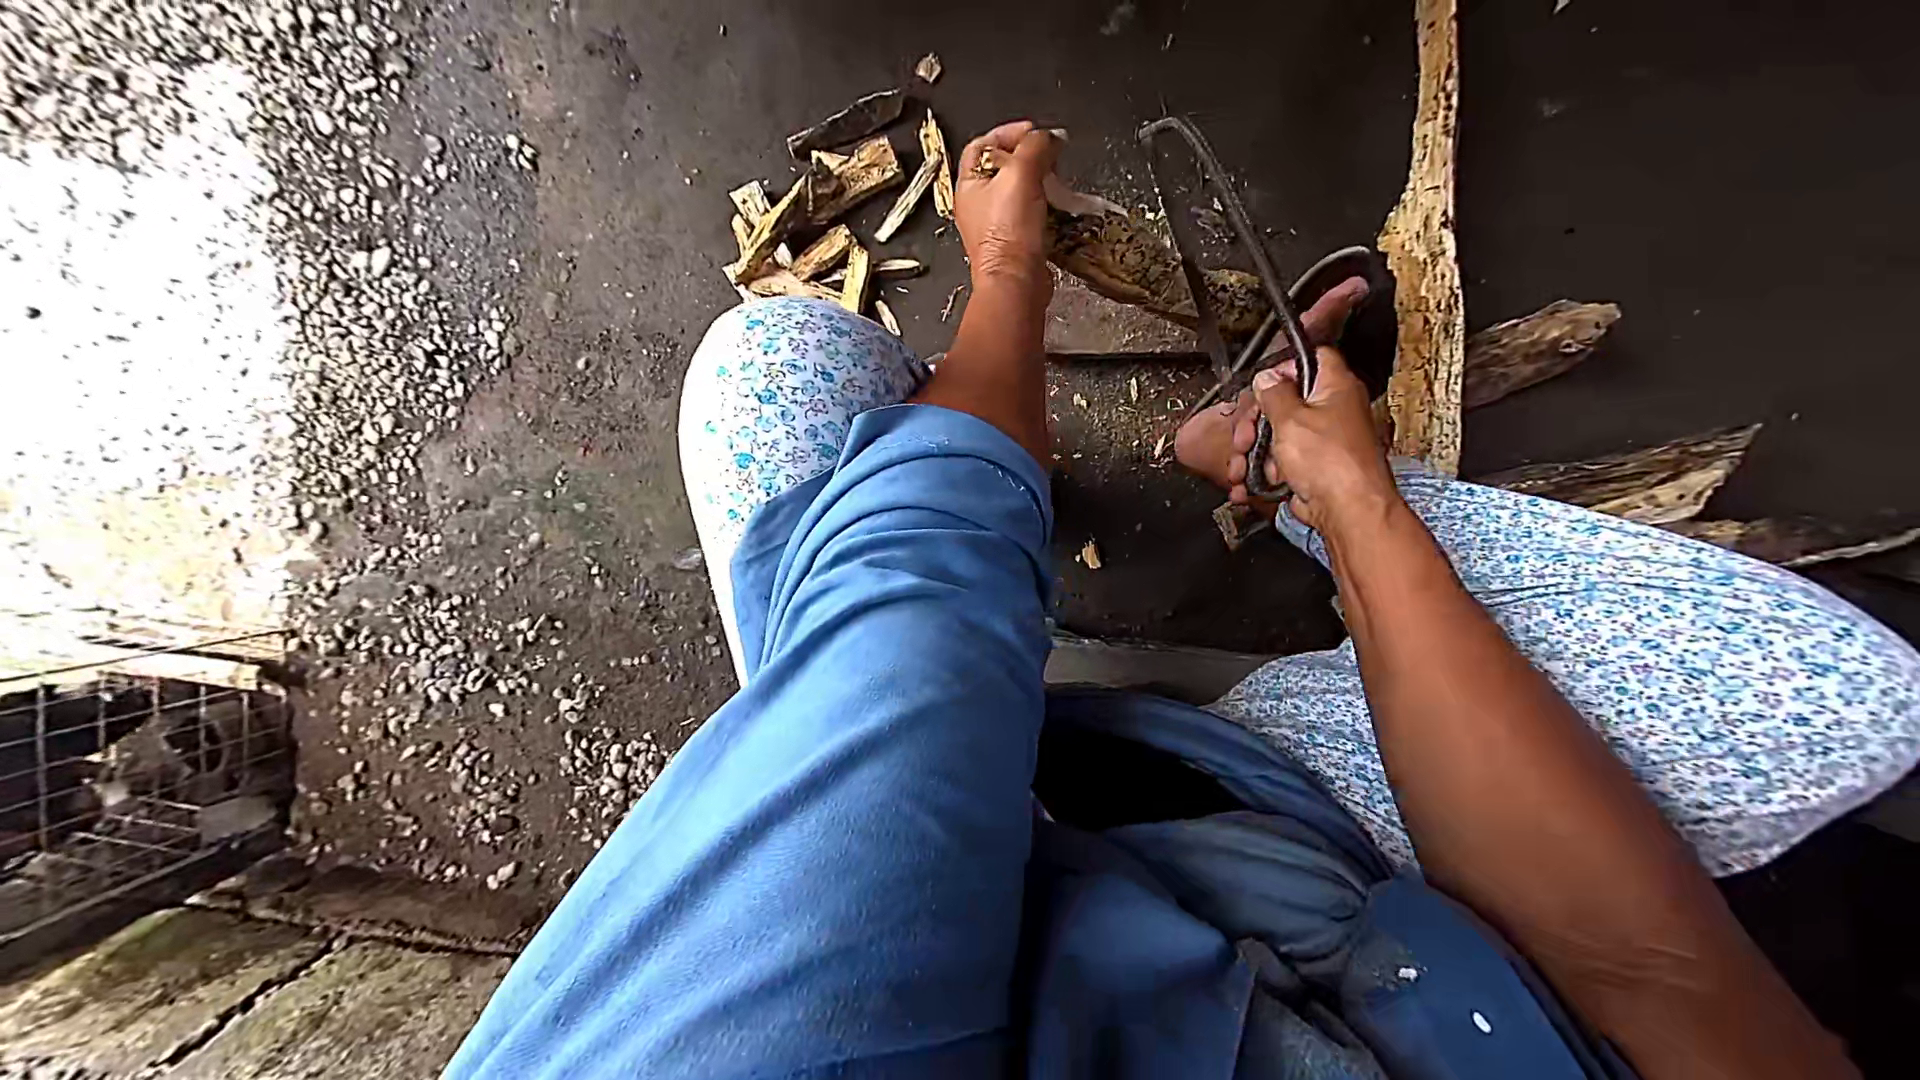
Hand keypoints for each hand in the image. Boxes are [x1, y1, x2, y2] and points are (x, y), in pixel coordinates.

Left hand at [954, 121, 1058, 301]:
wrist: (1017, 283)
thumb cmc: (1008, 236)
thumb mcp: (1022, 173)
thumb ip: (1036, 145)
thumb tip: (1049, 137)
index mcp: (968, 186)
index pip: (982, 145)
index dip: (1007, 132)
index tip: (1033, 132)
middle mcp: (979, 207)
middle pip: (1003, 167)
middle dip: (1028, 156)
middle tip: (1047, 156)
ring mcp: (997, 227)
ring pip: (1019, 191)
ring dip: (1039, 181)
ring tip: (1055, 180)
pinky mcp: (1016, 244)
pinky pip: (1031, 215)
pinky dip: (1044, 206)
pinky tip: (1056, 205)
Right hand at [1234, 345, 1399, 535]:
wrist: (1346, 508)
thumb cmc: (1333, 464)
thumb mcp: (1291, 419)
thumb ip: (1274, 394)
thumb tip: (1266, 378)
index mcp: (1335, 388)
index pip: (1313, 358)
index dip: (1284, 367)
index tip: (1263, 385)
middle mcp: (1331, 411)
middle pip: (1283, 401)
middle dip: (1255, 420)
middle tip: (1246, 434)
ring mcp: (1320, 440)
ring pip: (1275, 434)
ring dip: (1253, 450)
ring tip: (1244, 464)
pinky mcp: (1309, 465)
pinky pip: (1278, 460)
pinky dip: (1263, 469)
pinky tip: (1253, 479)